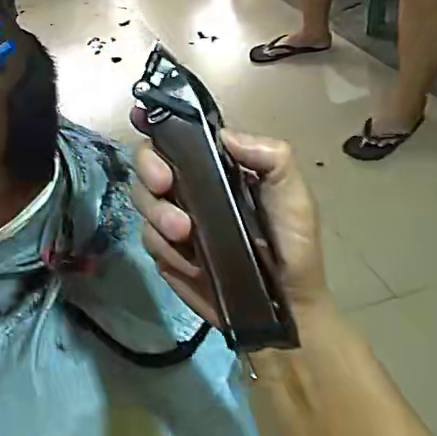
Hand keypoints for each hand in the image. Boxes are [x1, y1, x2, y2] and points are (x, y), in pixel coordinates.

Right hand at [132, 130, 326, 325]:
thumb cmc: (294, 244)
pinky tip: (189, 260)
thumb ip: (270, 157)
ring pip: (142, 201)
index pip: (178, 139)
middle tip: (165, 184)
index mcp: (216, 168)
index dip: (156, 129)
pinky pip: (148, 240)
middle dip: (149, 169)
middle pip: (147, 164)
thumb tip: (225, 135)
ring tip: (185, 233)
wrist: (287, 306)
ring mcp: (174, 221)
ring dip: (158, 213)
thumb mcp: (294, 194)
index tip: (148, 129)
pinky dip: (164, 247)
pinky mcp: (167, 254)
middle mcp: (190, 188)